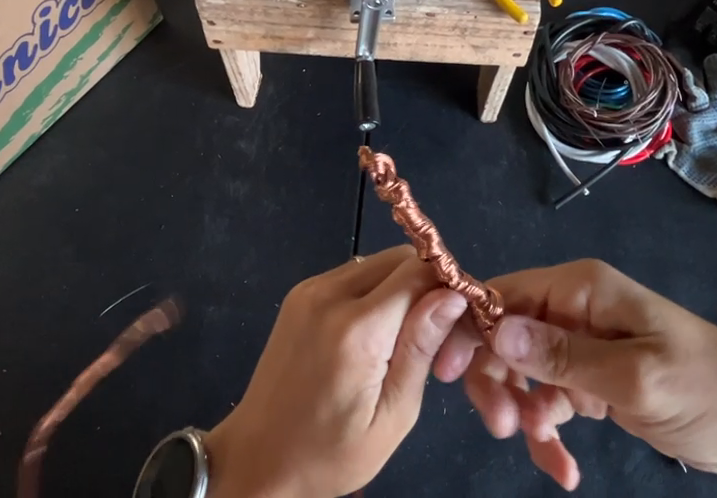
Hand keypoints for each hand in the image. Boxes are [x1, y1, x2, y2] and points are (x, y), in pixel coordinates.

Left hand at [206, 246, 466, 497]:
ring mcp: (311, 288)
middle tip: (432, 337)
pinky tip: (373, 334)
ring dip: (400, 287)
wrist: (258, 458)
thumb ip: (421, 348)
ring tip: (400, 340)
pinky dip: (374, 291)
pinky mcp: (301, 292)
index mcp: (356, 329)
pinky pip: (354, 273)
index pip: (419, 272)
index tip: (458, 323)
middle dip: (426, 287)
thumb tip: (453, 294)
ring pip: (378, 262)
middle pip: (400, 258)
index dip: (447, 289)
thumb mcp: (392, 416)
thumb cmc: (330, 454)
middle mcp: (330, 294)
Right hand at [433, 259, 716, 490]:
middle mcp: (575, 309)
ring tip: (539, 451)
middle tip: (499, 425)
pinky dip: (548, 431)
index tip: (443, 369)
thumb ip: (560, 356)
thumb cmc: (707, 387)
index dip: (469, 324)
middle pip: (506, 333)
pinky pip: (551, 400)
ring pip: (524, 371)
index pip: (506, 293)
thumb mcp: (633, 376)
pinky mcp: (594, 381)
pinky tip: (562, 467)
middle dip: (496, 377)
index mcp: (581, 288)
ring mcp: (584, 345)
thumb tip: (493, 330)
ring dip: (522, 411)